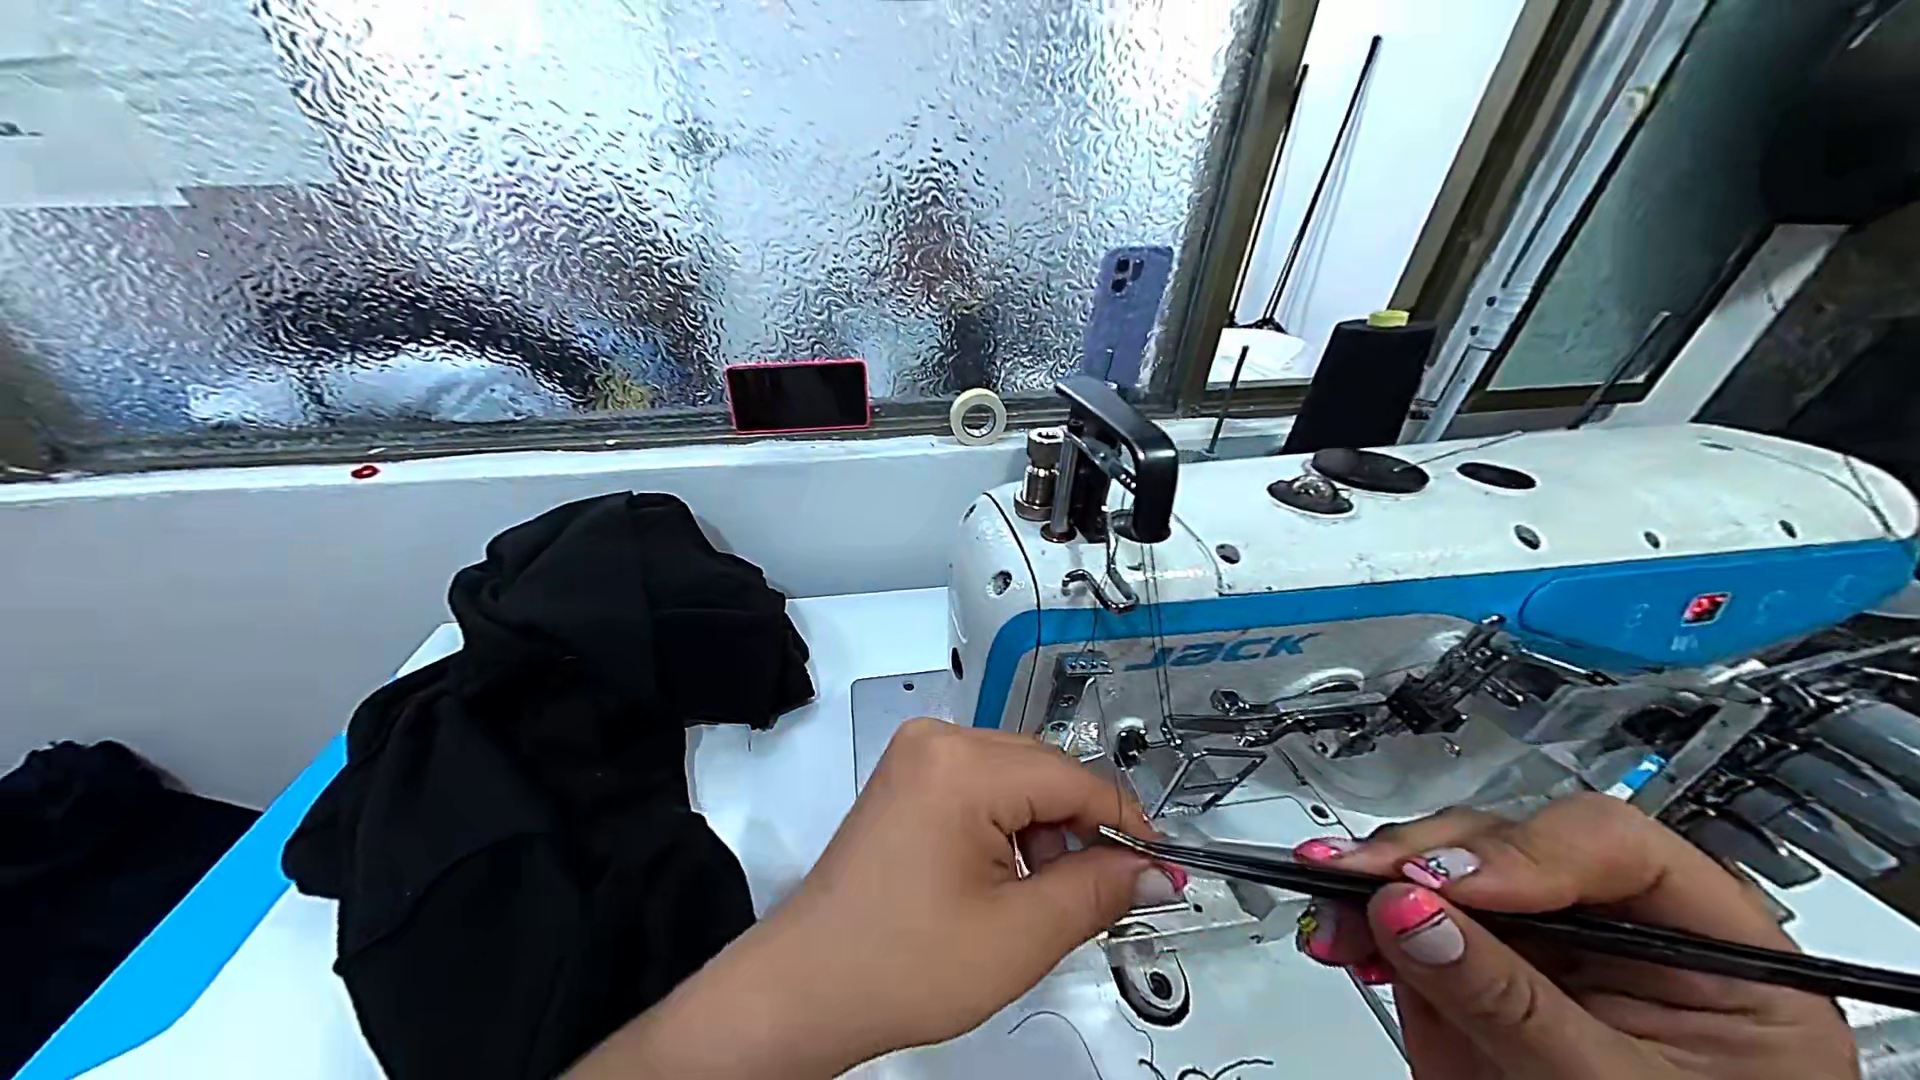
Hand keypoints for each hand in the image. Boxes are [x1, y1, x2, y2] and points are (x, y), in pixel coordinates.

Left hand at [566, 719, 1176, 1078]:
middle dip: (1079, 826)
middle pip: (1042, 769)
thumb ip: (1098, 890)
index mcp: (963, 764)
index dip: (1124, 821)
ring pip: (1015, 773)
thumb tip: (1156, 871)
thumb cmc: (908, 964)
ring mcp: (918, 749)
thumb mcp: (1020, 936)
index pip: (1071, 777)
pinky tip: (1006, 868)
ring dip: (1043, 824)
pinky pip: (981, 779)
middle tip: (1100, 888)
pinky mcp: (908, 770)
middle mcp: (938, 737)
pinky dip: (1008, 818)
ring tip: (1043, 888)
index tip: (1160, 865)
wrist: (808, 984)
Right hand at [1292, 793, 1857, 1079]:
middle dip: (1415, 860)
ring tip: (1331, 919)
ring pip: (1430, 859)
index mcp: (1702, 950)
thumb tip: (1409, 910)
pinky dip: (1352, 910)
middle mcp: (1605, 921)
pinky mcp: (1460, 948)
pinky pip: (1394, 902)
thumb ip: (1514, 1006)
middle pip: (1498, 839)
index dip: (1522, 851)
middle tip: (1353, 878)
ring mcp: (1524, 932)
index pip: (1611, 845)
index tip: (1446, 885)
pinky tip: (1336, 932)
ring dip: (1366, 880)